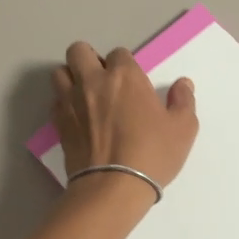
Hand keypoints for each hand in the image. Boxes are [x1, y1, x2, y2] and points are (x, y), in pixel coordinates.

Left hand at [51, 42, 198, 191]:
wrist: (113, 187)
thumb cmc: (152, 154)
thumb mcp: (183, 128)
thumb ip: (183, 101)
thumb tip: (183, 84)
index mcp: (125, 76)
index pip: (119, 53)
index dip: (126, 65)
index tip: (133, 84)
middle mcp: (93, 81)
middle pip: (79, 51)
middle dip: (89, 59)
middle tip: (103, 80)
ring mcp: (71, 101)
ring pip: (60, 72)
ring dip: (71, 78)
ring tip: (85, 95)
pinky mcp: (58, 123)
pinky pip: (55, 101)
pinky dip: (63, 103)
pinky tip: (77, 117)